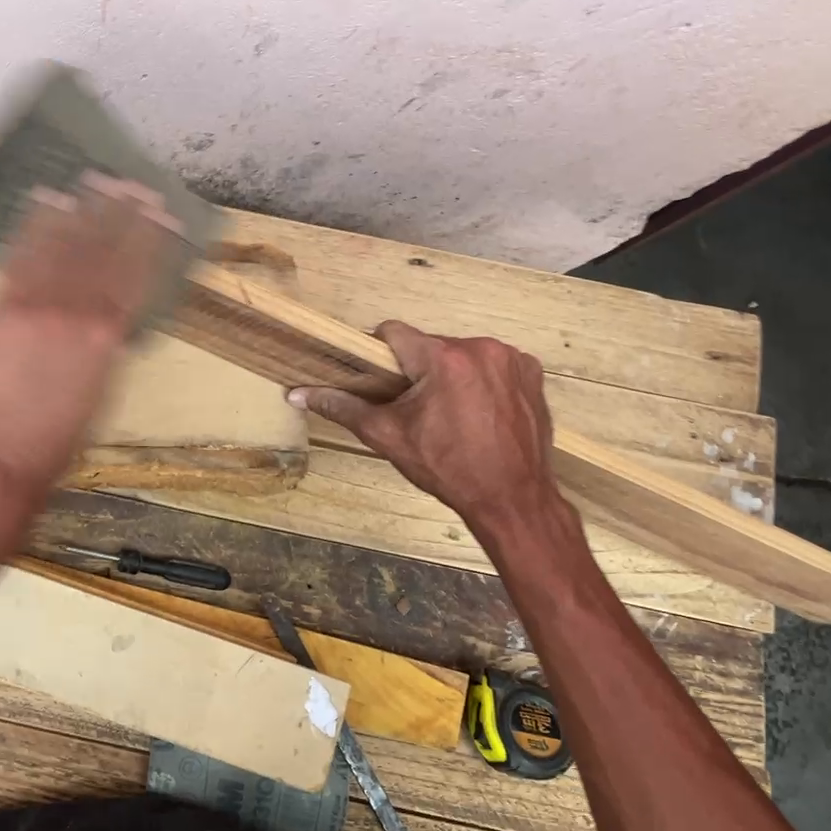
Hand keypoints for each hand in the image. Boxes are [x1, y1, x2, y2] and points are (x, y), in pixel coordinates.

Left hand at [0, 171, 177, 504]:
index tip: (164, 213)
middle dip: (122, 212)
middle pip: (102, 248)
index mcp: (107, 334)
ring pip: (63, 243)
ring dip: (83, 207)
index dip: (152, 239)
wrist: (0, 458)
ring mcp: (31, 303)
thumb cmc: (60, 439)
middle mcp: (73, 309)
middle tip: (136, 183)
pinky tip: (48, 200)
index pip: (135, 272)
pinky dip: (35, 225)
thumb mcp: (104, 390)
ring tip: (99, 178)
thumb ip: (110, 342)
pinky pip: (20, 256)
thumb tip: (117, 310)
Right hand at [286, 321, 559, 526]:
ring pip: (460, 354)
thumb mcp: (386, 436)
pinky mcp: (532, 373)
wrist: (511, 498)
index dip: (378, 353)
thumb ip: (342, 407)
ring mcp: (511, 359)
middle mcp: (480, 348)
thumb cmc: (445, 467)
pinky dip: (480, 381)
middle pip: (428, 346)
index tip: (377, 380)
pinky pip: (492, 364)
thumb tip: (297, 394)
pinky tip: (477, 412)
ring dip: (448, 375)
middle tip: (413, 408)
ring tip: (447, 413)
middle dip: (416, 370)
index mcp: (441, 358)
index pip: (393, 332)